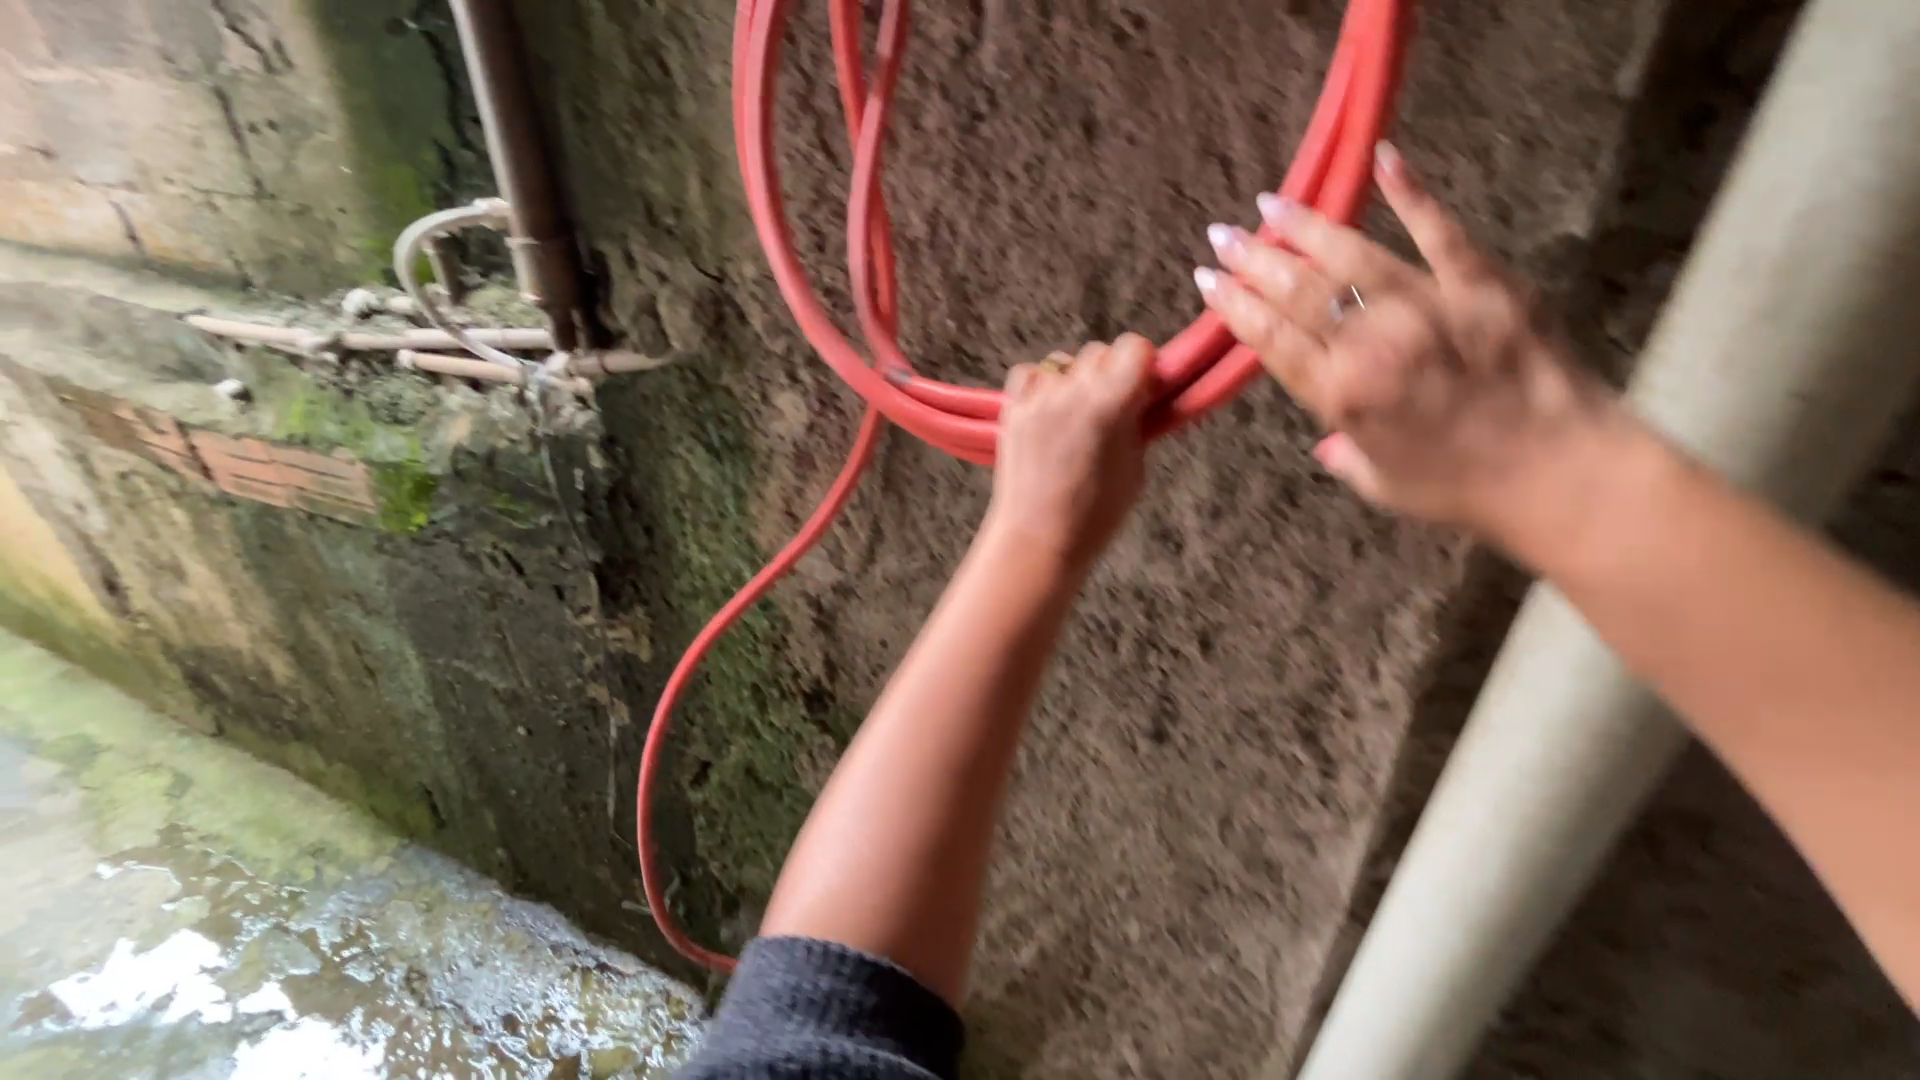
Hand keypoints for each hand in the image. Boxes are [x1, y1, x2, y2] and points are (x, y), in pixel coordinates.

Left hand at [984, 335, 1156, 572]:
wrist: (1039, 538)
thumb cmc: (1096, 514)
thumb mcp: (1136, 467)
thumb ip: (1136, 424)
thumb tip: (1137, 400)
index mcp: (1112, 404)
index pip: (1135, 347)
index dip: (1142, 364)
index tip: (1142, 386)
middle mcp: (1073, 392)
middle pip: (1100, 352)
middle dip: (1111, 373)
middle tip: (1111, 407)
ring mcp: (1039, 399)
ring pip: (1064, 361)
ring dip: (1076, 378)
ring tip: (1076, 414)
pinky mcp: (1013, 410)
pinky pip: (1030, 374)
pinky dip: (1041, 384)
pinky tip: (1049, 408)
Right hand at [1195, 141, 1629, 544]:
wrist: (1558, 472)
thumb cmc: (1460, 488)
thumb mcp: (1383, 484)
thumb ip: (1347, 456)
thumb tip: (1327, 445)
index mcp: (1342, 396)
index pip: (1272, 340)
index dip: (1236, 307)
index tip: (1208, 282)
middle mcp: (1372, 346)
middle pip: (1299, 293)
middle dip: (1254, 262)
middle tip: (1222, 237)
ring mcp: (1426, 308)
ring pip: (1352, 257)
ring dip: (1305, 228)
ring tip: (1271, 205)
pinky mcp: (1481, 284)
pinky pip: (1441, 232)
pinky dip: (1412, 194)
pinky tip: (1384, 160)